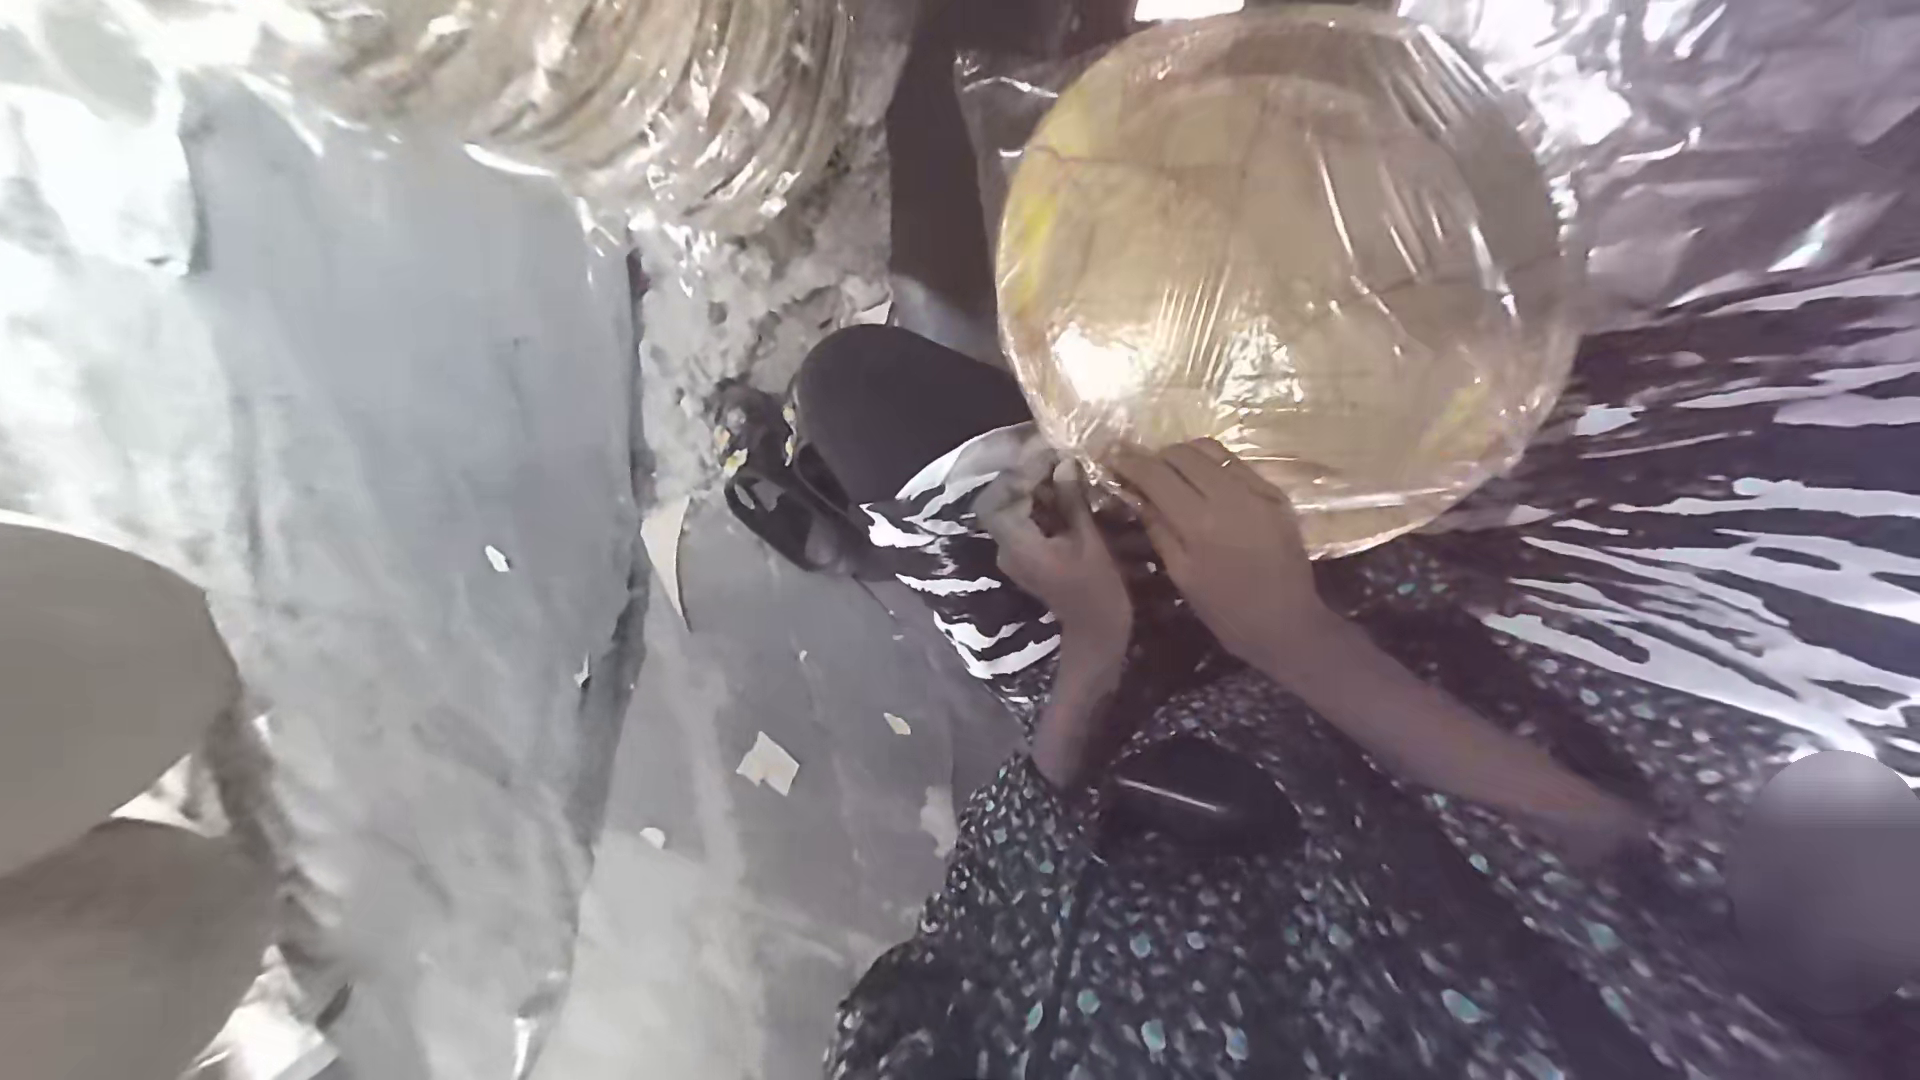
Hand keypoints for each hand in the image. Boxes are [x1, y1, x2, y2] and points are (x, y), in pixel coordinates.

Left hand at [977, 442, 1132, 670]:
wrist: (1096, 631)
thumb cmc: (1097, 589)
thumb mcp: (1089, 541)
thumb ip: (1072, 501)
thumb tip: (1063, 463)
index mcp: (1017, 546)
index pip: (996, 500)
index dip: (1016, 476)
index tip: (1045, 459)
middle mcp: (1006, 549)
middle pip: (1001, 502)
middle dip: (1025, 478)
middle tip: (1055, 460)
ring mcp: (1013, 555)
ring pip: (1012, 510)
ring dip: (1033, 490)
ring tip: (1062, 471)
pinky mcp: (1024, 556)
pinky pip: (1023, 522)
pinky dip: (1039, 505)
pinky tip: (1063, 494)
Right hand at [1111, 439, 1334, 668]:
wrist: (1287, 623)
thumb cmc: (1224, 609)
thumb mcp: (1180, 573)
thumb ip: (1157, 527)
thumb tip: (1134, 494)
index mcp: (1200, 523)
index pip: (1156, 475)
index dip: (1129, 462)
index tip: (1110, 456)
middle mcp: (1230, 496)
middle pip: (1181, 454)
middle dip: (1153, 456)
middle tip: (1135, 466)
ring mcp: (1258, 491)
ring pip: (1209, 450)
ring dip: (1181, 455)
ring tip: (1166, 470)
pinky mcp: (1275, 493)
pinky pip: (1234, 463)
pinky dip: (1209, 464)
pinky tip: (1199, 480)